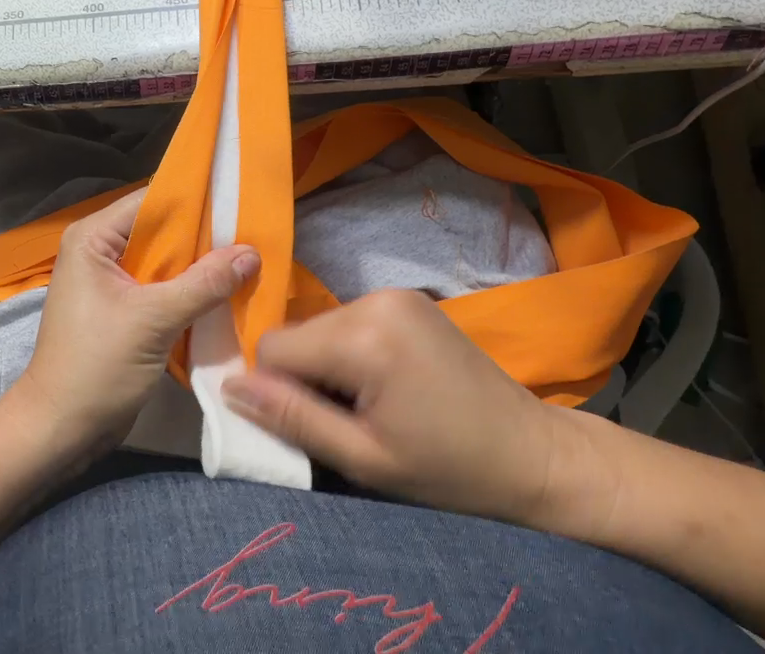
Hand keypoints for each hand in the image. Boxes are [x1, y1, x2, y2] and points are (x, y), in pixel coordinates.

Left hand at [12, 190, 260, 455]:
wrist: (63, 427)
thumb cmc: (96, 365)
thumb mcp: (153, 320)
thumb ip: (203, 283)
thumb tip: (252, 251)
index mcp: (93, 239)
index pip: (150, 202)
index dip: (195, 200)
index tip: (242, 201)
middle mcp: (101, 252)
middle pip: (162, 232)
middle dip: (206, 237)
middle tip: (258, 236)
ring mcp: (113, 283)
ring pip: (168, 263)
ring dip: (204, 268)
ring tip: (254, 263)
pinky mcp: (126, 311)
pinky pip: (165, 290)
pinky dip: (193, 293)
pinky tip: (231, 295)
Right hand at [222, 287, 612, 532]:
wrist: (536, 456)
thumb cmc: (450, 471)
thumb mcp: (363, 458)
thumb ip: (291, 419)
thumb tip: (228, 387)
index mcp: (364, 338)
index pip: (272, 348)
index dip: (277, 390)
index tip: (311, 424)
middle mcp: (373, 300)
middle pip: (295, 335)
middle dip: (304, 377)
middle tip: (347, 420)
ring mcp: (393, 293)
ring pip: (316, 328)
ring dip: (325, 365)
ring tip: (370, 403)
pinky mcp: (405, 297)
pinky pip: (344, 321)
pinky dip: (347, 351)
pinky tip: (383, 382)